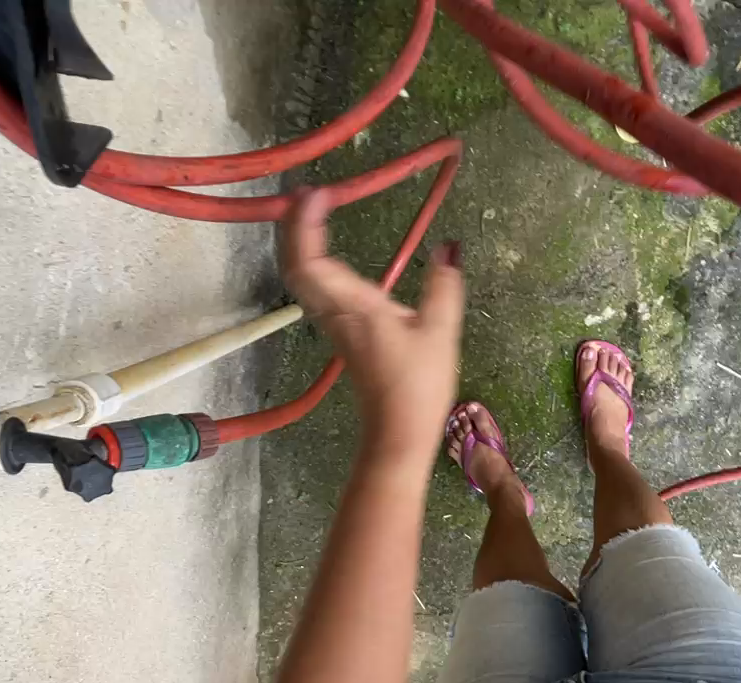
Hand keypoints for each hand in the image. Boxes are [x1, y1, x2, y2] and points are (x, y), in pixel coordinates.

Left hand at [280, 188, 463, 459]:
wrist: (398, 433)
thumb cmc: (419, 386)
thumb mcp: (440, 333)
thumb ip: (444, 287)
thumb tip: (449, 247)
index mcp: (354, 306)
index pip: (311, 258)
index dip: (304, 222)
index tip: (315, 192)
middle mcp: (335, 312)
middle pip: (295, 264)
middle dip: (292, 226)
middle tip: (306, 194)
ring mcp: (335, 326)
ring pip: (301, 279)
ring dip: (299, 243)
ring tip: (313, 213)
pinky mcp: (342, 336)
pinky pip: (314, 290)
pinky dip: (312, 263)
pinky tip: (328, 254)